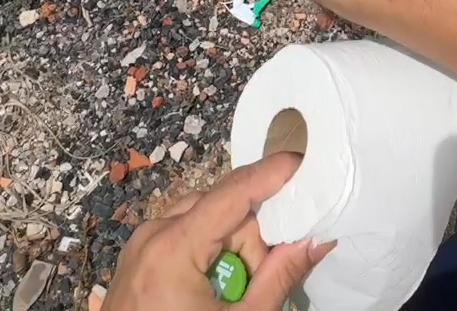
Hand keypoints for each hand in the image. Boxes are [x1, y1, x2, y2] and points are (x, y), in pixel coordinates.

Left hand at [105, 152, 332, 310]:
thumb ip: (279, 278)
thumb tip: (318, 240)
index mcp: (173, 247)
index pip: (235, 191)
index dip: (273, 172)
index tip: (306, 160)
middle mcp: (153, 233)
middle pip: (224, 207)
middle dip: (252, 240)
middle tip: (256, 285)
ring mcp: (141, 244)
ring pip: (207, 218)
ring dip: (231, 247)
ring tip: (231, 297)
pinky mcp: (138, 257)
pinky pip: (187, 233)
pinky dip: (209, 252)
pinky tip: (211, 291)